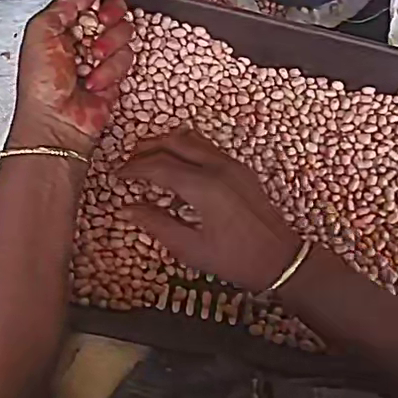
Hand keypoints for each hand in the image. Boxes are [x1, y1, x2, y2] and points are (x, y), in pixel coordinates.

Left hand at [7, 0, 134, 153]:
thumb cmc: (41, 84)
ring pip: (123, 33)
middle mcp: (82, 37)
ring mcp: (100, 56)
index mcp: (61, 22)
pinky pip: (126, 58)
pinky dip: (111, 69)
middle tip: (103, 22)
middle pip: (111, 9)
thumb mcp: (42, 30)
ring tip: (93, 59)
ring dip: (110, 44)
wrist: (55, 121)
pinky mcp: (114, 74)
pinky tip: (94, 82)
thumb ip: (66, 3)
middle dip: (111, 13)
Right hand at [116, 129, 304, 291]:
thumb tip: (127, 208)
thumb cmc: (235, 259)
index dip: (134, 169)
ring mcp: (232, 164)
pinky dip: (185, 149)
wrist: (280, 259)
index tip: (117, 176)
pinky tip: (176, 168)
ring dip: (166, 144)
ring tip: (148, 160)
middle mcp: (217, 167)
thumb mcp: (190, 249)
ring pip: (191, 138)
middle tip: (128, 164)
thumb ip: (156, 224)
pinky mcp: (240, 168)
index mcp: (203, 187)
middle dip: (146, 149)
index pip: (158, 166)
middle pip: (173, 142)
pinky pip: (206, 147)